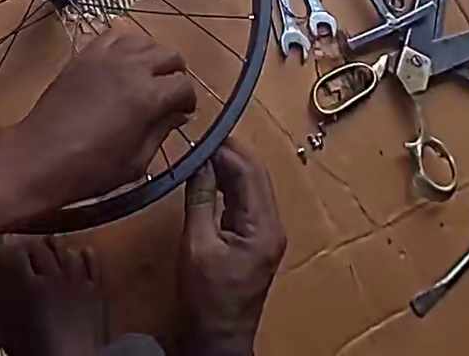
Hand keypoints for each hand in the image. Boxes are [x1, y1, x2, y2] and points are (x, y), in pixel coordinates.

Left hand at [11, 32, 197, 208]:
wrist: (43, 155)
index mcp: (147, 97)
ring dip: (151, 57)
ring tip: (147, 76)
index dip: (188, 100)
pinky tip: (121, 62)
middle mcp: (130, 67)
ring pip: (143, 40)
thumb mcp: (137, 160)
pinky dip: (124, 45)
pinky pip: (113, 36)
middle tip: (168, 93)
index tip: (182, 111)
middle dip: (175, 74)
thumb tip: (178, 113)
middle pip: (169, 54)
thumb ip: (162, 130)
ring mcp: (105, 56)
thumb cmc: (92, 168)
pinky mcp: (85, 53)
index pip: (184, 84)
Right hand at [178, 144, 285, 355]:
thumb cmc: (206, 295)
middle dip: (228, 151)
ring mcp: (265, 230)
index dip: (224, 148)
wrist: (217, 338)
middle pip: (254, 173)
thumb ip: (200, 195)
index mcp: (263, 226)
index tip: (199, 134)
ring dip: (227, 164)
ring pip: (250, 182)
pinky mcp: (254, 236)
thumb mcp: (196, 242)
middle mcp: (271, 224)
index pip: (248, 171)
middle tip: (199, 136)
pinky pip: (244, 196)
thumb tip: (198, 158)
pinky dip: (227, 180)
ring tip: (199, 149)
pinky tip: (207, 172)